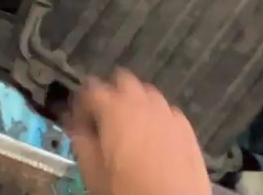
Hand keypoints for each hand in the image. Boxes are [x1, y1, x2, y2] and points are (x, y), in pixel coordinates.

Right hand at [66, 71, 210, 194]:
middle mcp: (139, 101)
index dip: (81, 103)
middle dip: (111, 94)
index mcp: (112, 107)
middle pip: (121, 80)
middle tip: (106, 118)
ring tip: (132, 128)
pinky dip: (159, 118)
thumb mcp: (93, 172)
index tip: (80, 119)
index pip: (89, 88)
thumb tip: (76, 127)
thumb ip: (80, 142)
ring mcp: (166, 112)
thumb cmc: (129, 190)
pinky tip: (157, 139)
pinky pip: (168, 112)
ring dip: (136, 103)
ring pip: (147, 93)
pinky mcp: (186, 128)